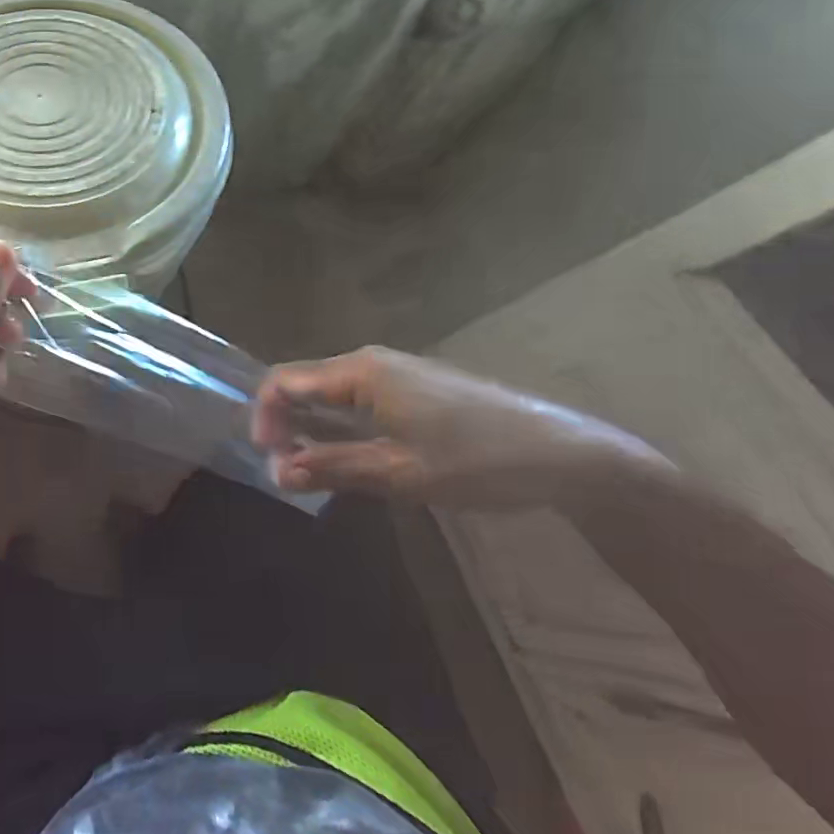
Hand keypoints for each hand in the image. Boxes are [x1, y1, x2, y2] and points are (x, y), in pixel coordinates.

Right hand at [251, 346, 675, 511]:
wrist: (568, 455)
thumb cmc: (478, 460)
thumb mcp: (400, 472)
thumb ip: (333, 468)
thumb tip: (276, 473)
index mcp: (362, 372)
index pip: (286, 380)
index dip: (265, 416)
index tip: (267, 458)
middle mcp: (373, 361)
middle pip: (306, 382)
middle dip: (286, 422)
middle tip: (288, 469)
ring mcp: (398, 371)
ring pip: (332, 390)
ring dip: (313, 425)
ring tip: (314, 467)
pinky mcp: (417, 387)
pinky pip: (359, 397)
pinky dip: (340, 423)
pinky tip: (353, 455)